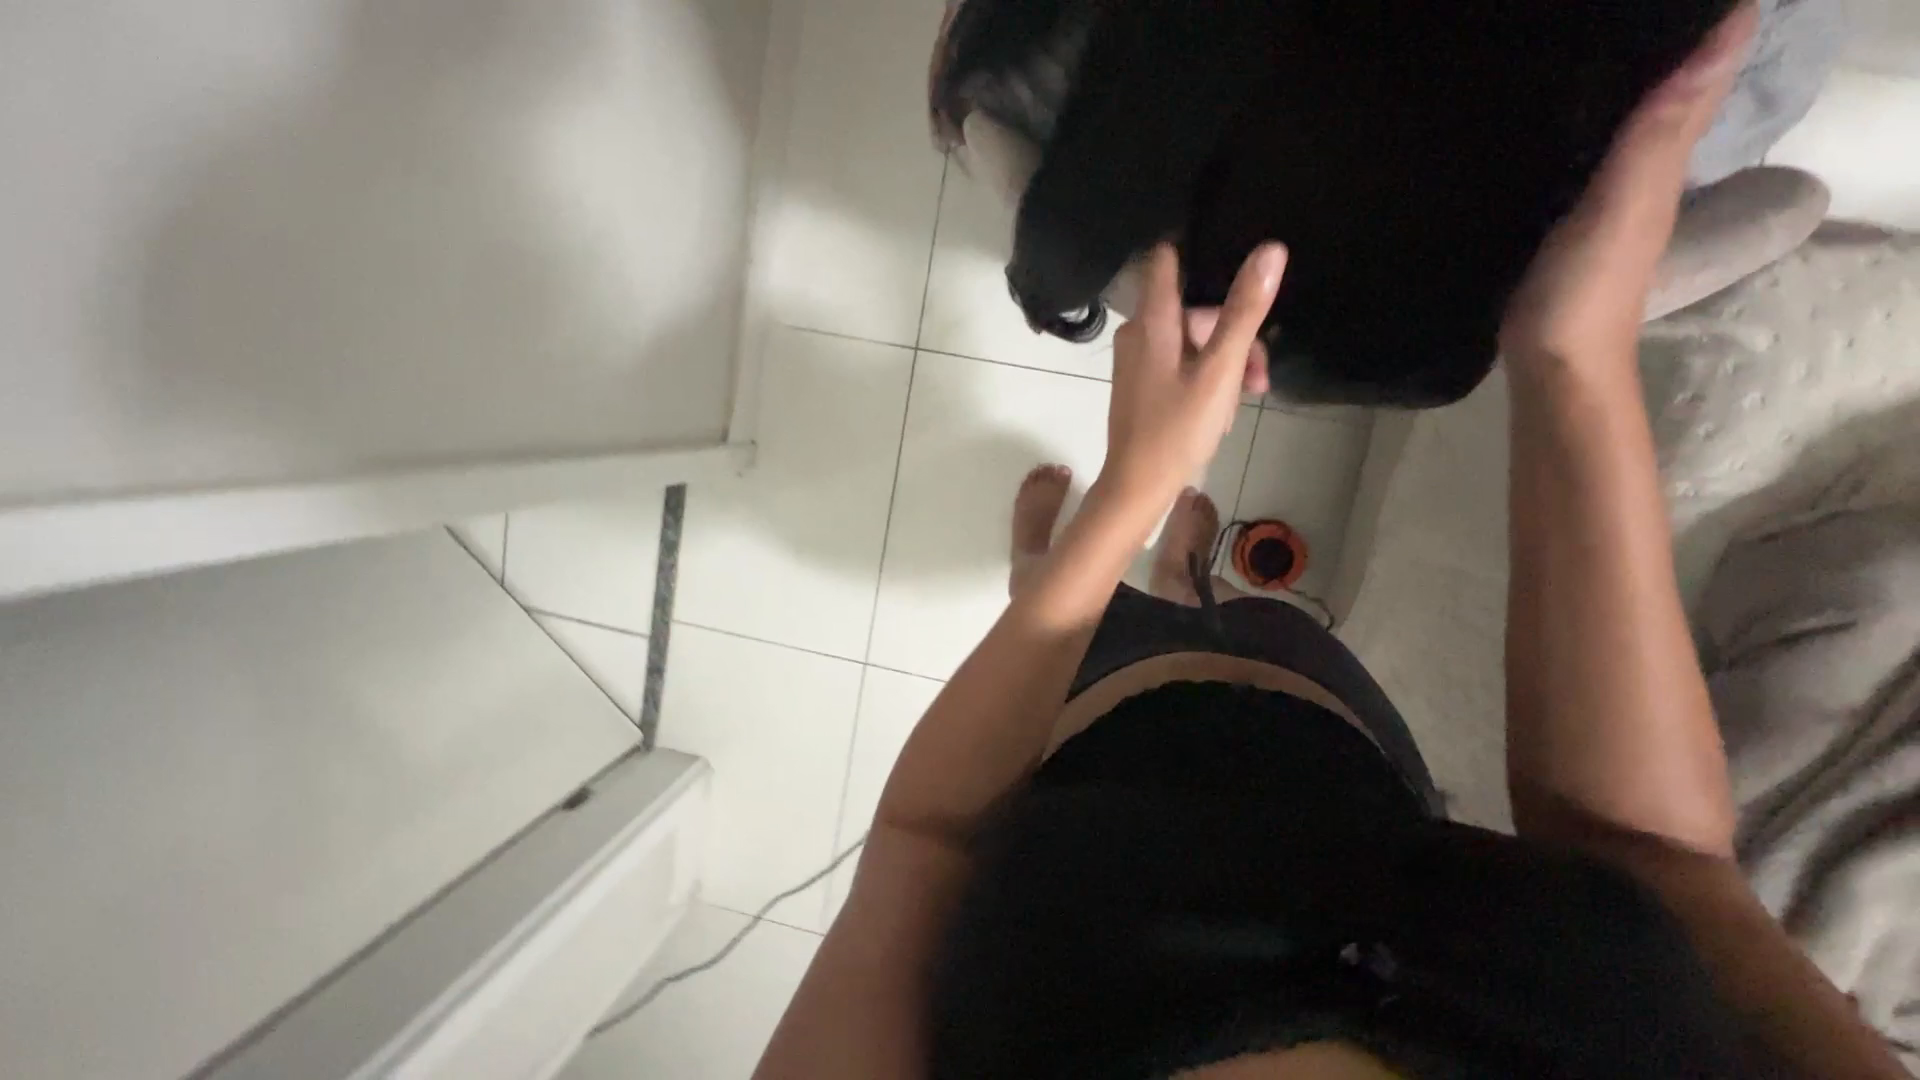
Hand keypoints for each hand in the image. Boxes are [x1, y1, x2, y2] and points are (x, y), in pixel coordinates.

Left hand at [1098, 242, 1286, 508]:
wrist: (1137, 486)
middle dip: (1232, 334)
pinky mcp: (1141, 383)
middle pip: (1193, 309)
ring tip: (1244, 398)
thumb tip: (1270, 250)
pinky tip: (1221, 410)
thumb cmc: (1177, 429)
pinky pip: (1180, 364)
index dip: (1198, 251)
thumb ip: (1244, 312)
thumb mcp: (1220, 371)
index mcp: (1151, 321)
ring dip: (1225, 363)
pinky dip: (1205, 378)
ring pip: (1192, 340)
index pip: (1166, 259)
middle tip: (1258, 377)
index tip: (1235, 259)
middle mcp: (1137, 332)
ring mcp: (1136, 360)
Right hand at [1500, 4, 1756, 375]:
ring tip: (1592, 59)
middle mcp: (1639, 185)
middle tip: (1632, 23)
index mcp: (1660, 171)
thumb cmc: (1583, 294)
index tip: (1689, 4)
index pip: (1692, 89)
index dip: (1703, 41)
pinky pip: (1579, 172)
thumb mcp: (1621, 210)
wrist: (1551, 369)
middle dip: (1661, 59)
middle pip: (1662, 108)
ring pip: (1620, 139)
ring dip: (1621, 97)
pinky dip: (1578, 144)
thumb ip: (1657, 136)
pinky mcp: (1559, 236)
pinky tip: (1550, 134)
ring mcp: (1599, 213)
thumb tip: (1727, 33)